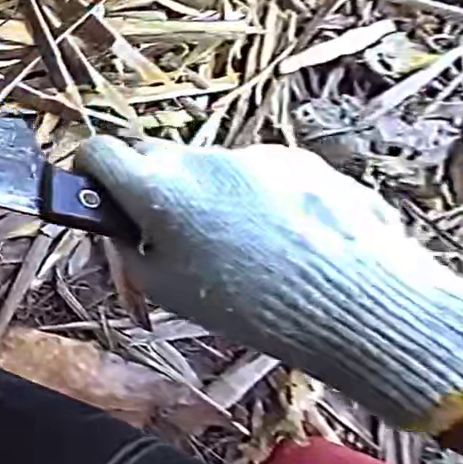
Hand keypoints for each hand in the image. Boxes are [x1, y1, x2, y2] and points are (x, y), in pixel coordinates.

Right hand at [76, 137, 462, 432]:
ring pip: (204, 165)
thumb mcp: (162, 285)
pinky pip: (255, 170)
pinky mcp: (300, 160)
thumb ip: (130, 243)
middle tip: (167, 224)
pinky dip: (253, 194)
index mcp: (152, 188)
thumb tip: (123, 224)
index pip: (95, 150)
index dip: (88, 168)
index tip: (97, 189)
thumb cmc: (250, 308)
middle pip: (148, 154)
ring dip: (203, 190)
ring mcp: (251, 156)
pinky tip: (282, 234)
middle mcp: (195, 160)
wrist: (374, 313)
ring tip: (240, 240)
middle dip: (147, 181)